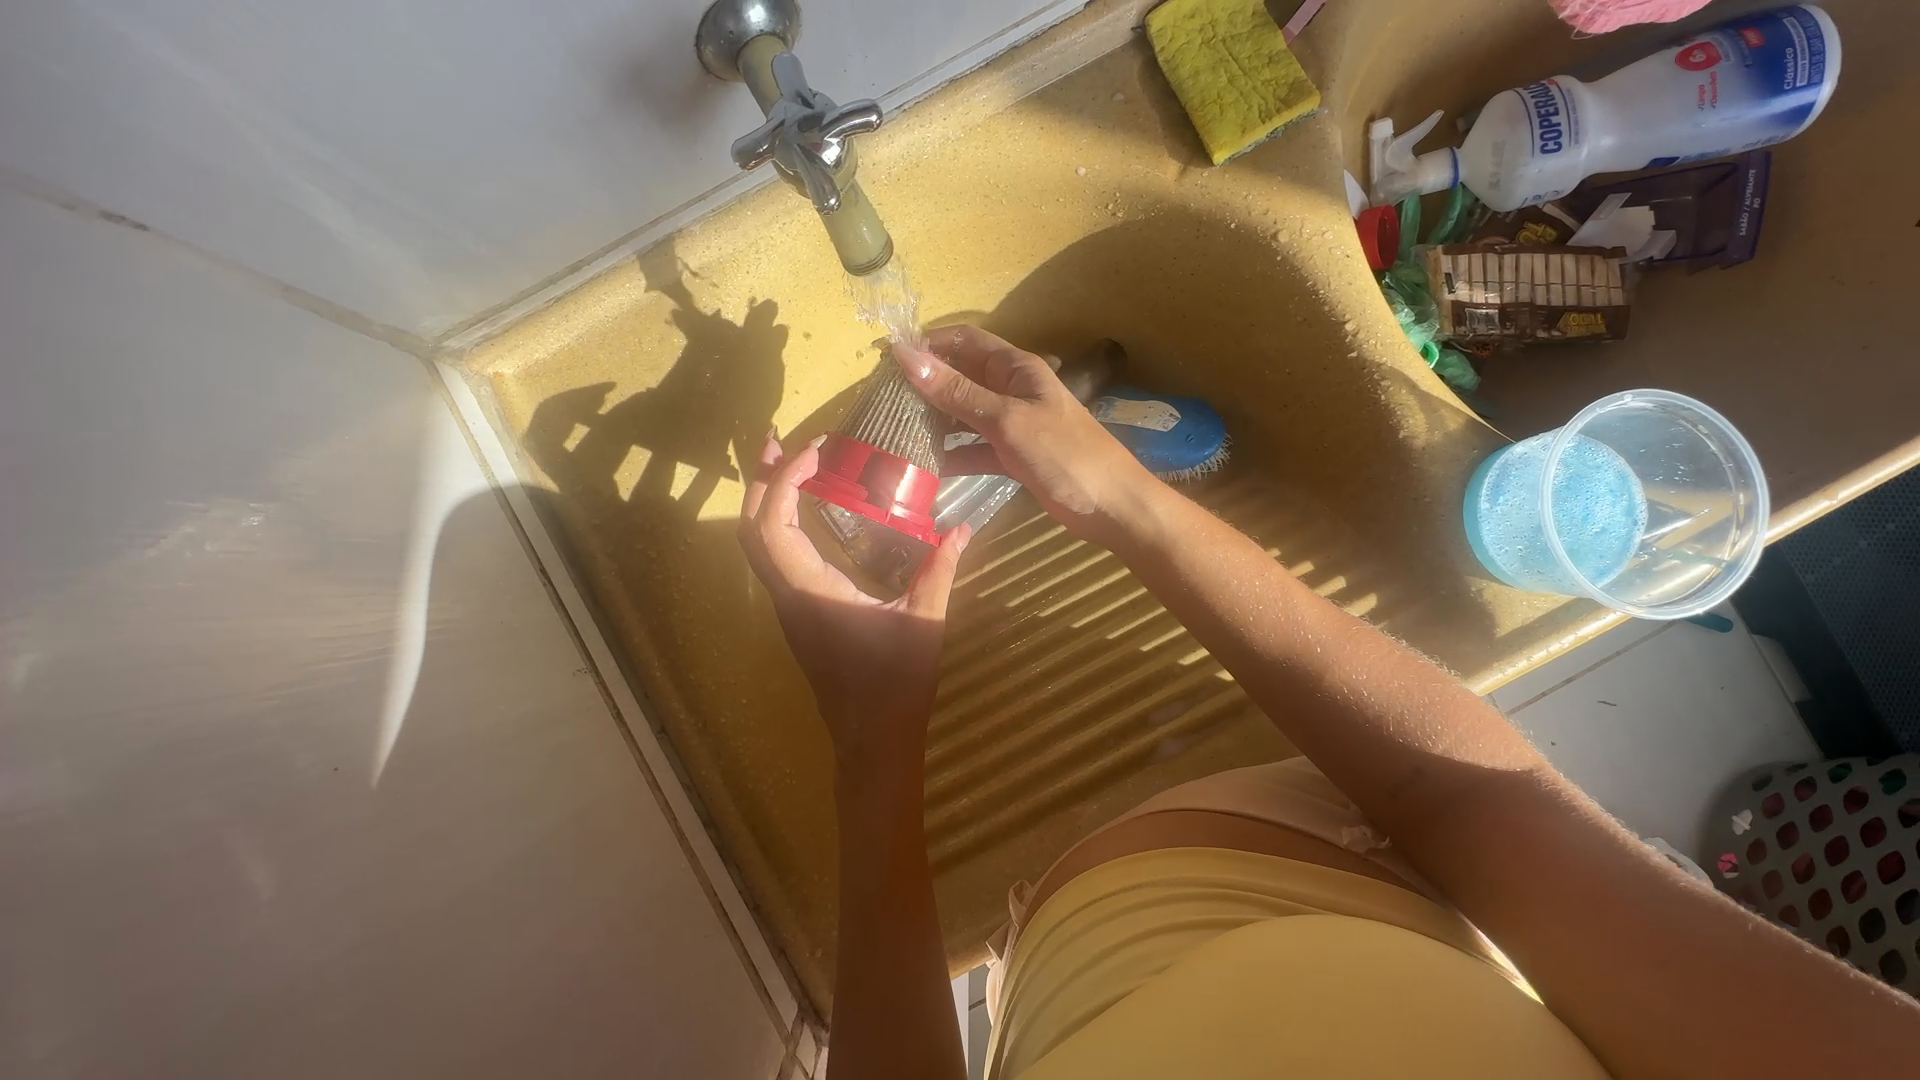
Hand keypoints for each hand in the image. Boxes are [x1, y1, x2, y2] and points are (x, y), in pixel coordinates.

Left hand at [737, 432, 970, 786]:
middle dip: (760, 480)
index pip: (774, 523)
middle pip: (751, 529)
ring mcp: (789, 608)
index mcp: (810, 590)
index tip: (816, 449)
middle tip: (778, 441)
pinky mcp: (798, 616)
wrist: (872, 739)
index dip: (785, 479)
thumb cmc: (896, 682)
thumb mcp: (924, 620)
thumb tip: (964, 526)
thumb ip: (941, 568)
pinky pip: (774, 560)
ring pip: (757, 546)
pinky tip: (807, 514)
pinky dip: (779, 524)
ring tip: (789, 466)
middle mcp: (788, 595)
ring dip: (766, 501)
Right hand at [894, 326, 1155, 542]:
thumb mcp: (1007, 419)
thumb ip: (957, 392)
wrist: (1111, 506)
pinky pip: (974, 449)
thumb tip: (906, 356)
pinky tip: (923, 466)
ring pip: (964, 415)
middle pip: (960, 378)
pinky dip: (952, 455)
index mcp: (1016, 369)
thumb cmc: (1064, 454)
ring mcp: (1012, 425)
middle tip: (883, 401)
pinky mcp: (1012, 458)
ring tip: (894, 432)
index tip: (889, 358)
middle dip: (925, 385)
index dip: (929, 344)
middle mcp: (1011, 391)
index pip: (965, 342)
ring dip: (934, 421)